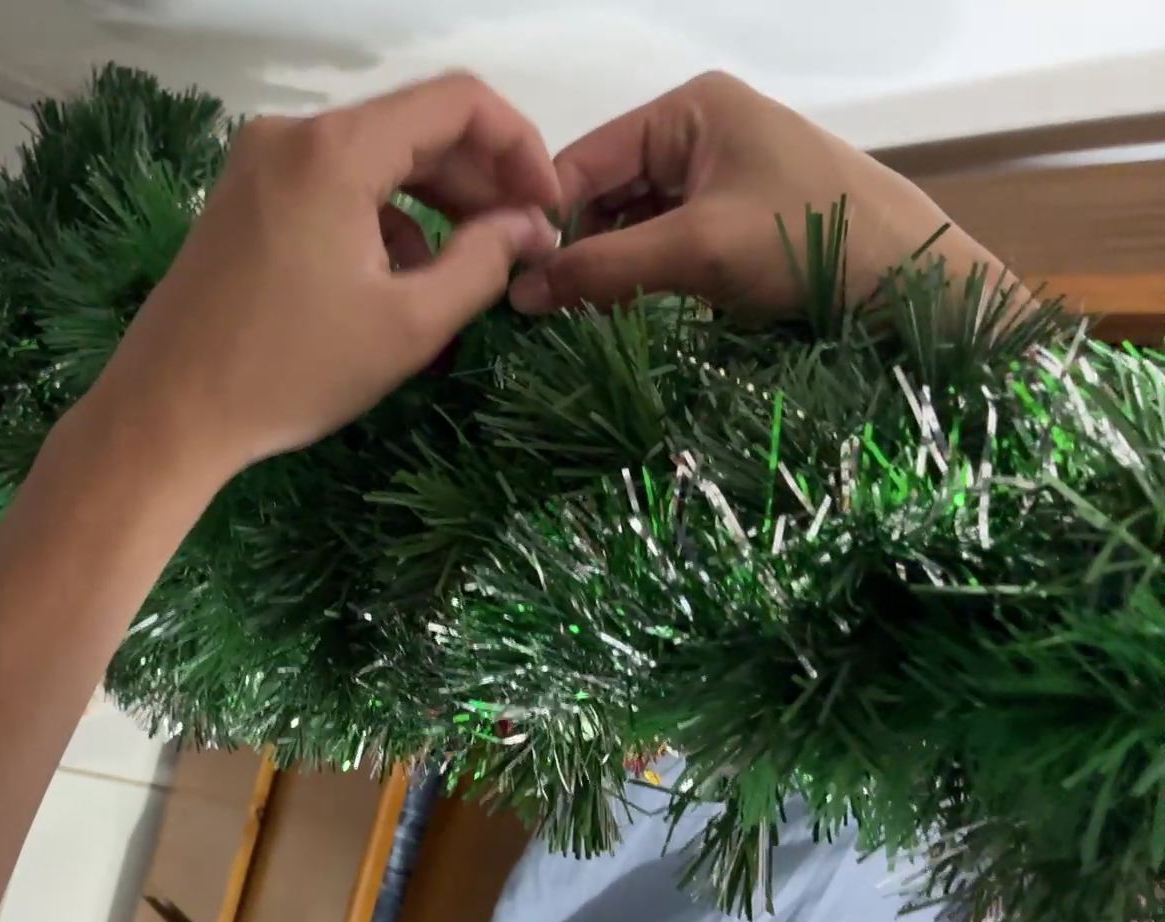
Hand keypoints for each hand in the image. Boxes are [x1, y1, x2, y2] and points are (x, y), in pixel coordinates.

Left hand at [83, 72, 562, 479]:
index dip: (519, 148)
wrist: (166, 416)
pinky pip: (321, 197)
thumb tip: (526, 226)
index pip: (458, 102)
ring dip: (420, 216)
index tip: (543, 209)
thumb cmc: (289, 374)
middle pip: (408, 132)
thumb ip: (483, 263)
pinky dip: (365, 230)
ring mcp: (251, 171)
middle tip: (509, 248)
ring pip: (365, 170)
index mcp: (334, 148)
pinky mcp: (233, 208)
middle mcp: (288, 137)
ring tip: (448, 285)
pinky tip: (382, 289)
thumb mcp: (406, 327)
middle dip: (471, 186)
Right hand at [509, 72, 1001, 314]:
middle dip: (564, 248)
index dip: (540, 218)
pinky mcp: (711, 222)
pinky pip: (642, 247)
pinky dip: (617, 279)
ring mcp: (701, 181)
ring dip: (589, 269)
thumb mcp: (696, 249)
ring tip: (559, 313)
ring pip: (614, 226)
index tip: (504, 275)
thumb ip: (599, 269)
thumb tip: (514, 296)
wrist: (913, 287)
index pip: (580, 162)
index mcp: (686, 112)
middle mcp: (687, 137)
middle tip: (529, 304)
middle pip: (593, 195)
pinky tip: (599, 309)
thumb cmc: (811, 240)